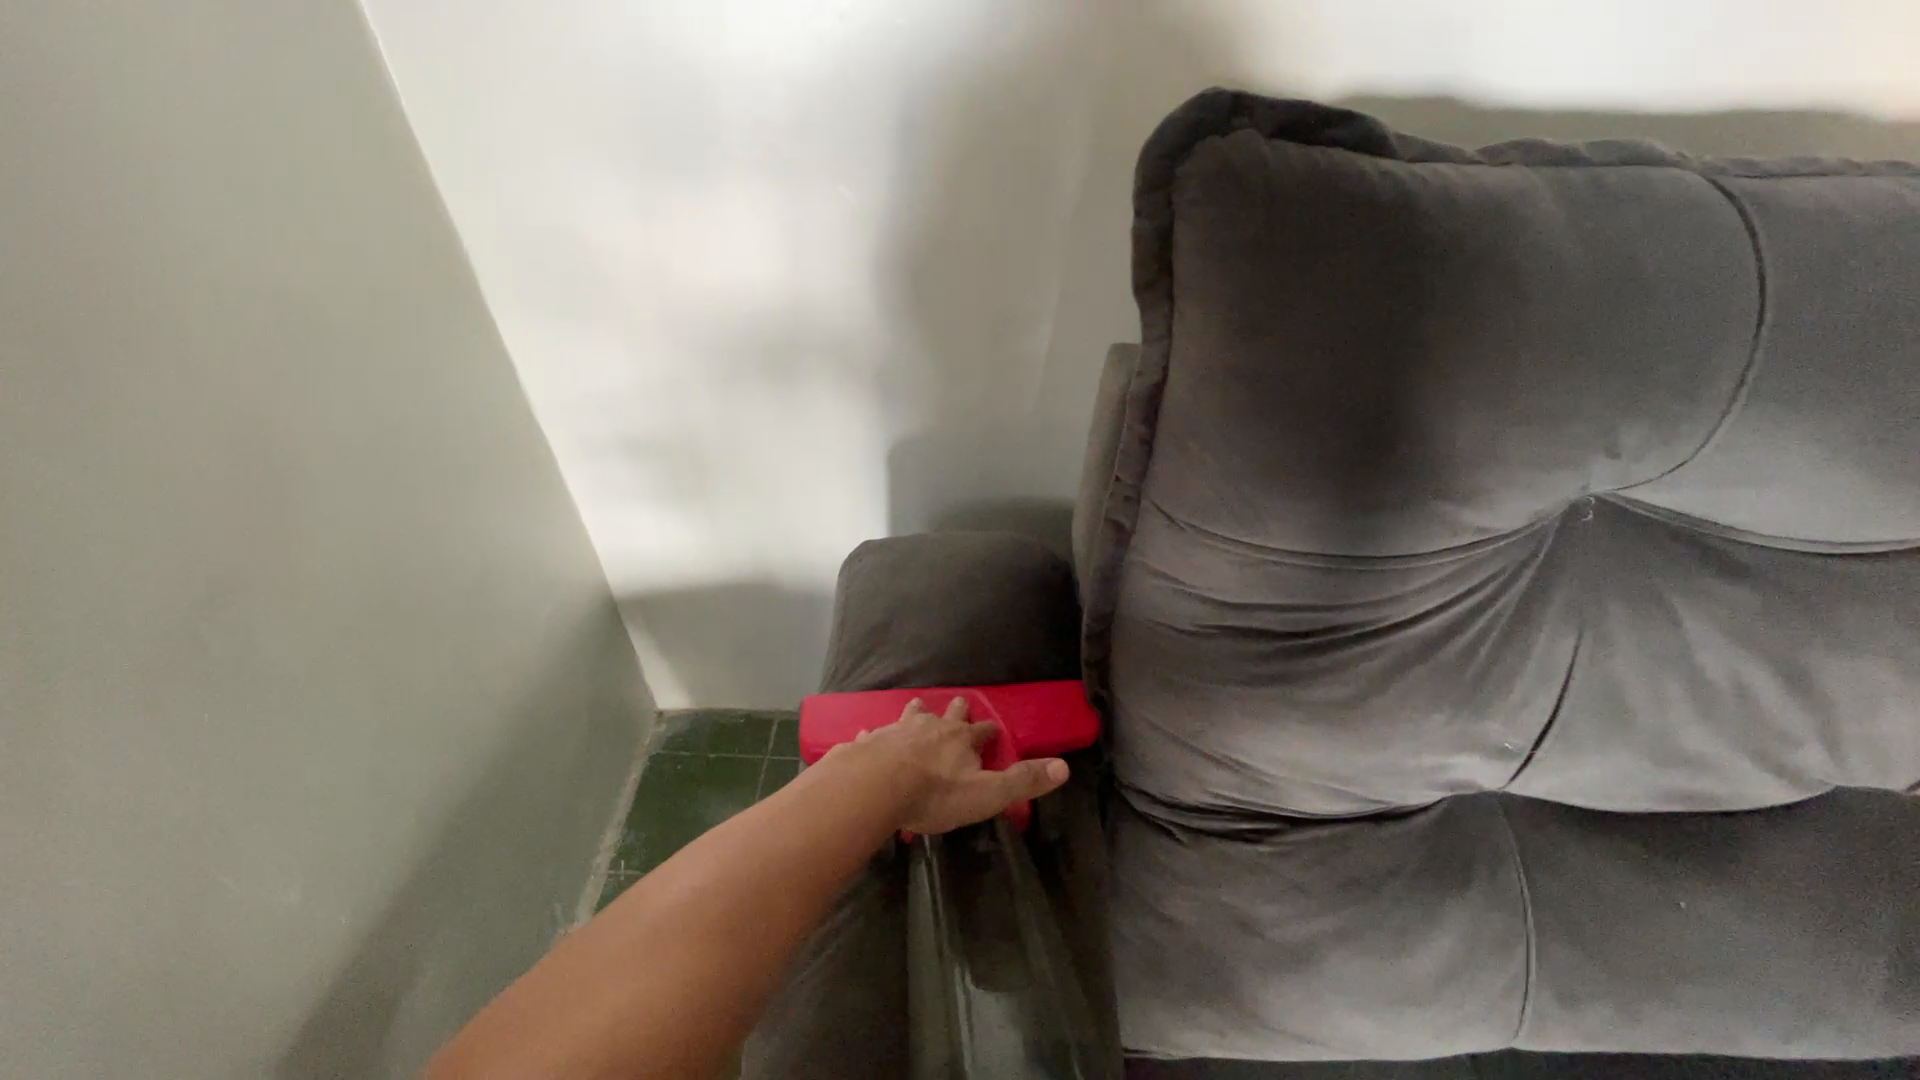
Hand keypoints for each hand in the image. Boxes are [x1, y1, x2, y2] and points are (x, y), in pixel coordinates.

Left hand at [832, 696, 1069, 834]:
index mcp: (962, 739)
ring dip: (917, 713)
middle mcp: (932, 727)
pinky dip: (876, 734)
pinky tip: (869, 733)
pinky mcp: (871, 741)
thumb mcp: (987, 793)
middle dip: (955, 711)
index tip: (993, 730)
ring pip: (911, 716)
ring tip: (918, 706)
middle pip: (948, 714)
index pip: (983, 731)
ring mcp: (898, 730)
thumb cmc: (934, 793)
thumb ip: (1023, 781)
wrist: (876, 786)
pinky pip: (875, 734)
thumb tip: (1064, 766)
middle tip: (959, 702)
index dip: (989, 732)